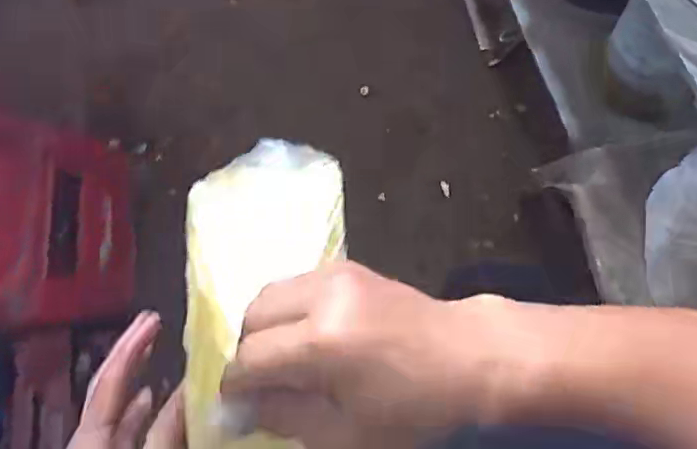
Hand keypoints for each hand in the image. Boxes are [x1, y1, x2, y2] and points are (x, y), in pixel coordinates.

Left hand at [69, 311, 184, 448]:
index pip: (110, 379)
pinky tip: (149, 398)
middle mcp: (85, 439)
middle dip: (128, 353)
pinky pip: (116, 429)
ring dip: (132, 378)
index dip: (132, 344)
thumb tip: (195, 383)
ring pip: (111, 408)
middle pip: (104, 387)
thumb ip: (170, 425)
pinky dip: (134, 409)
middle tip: (151, 321)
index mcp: (89, 437)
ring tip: (152, 350)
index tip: (153, 316)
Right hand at [221, 262, 514, 447]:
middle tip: (258, 386)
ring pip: (273, 290)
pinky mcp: (349, 265)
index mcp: (322, 340)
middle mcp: (324, 294)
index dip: (234, 388)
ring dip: (265, 325)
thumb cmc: (410, 408)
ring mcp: (338, 272)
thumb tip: (240, 407)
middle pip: (254, 313)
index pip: (250, 357)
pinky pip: (299, 281)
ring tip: (282, 361)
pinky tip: (306, 336)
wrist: (463, 355)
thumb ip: (285, 414)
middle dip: (247, 350)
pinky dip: (289, 306)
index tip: (233, 411)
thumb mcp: (345, 434)